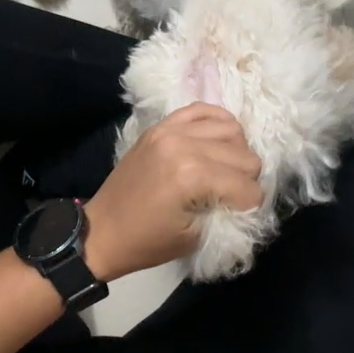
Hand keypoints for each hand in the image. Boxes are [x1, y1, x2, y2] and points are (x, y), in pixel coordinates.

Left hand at [82, 104, 263, 279]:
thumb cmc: (147, 242)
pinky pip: (203, 110)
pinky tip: (215, 144)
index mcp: (191, 175)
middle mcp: (183, 144)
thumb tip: (251, 200)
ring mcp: (170, 130)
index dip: (250, 206)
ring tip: (222, 172)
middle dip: (245, 181)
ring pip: (231, 129)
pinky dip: (217, 124)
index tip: (236, 216)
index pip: (248, 186)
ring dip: (235, 153)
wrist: (103, 230)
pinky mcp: (161, 126)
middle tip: (229, 198)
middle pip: (246, 156)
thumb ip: (230, 214)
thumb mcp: (197, 238)